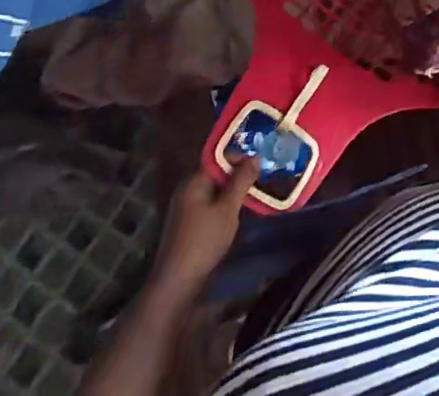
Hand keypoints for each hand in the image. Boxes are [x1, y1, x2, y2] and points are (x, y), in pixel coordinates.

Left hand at [151, 160, 258, 289]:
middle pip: (216, 174)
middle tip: (261, 180)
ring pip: (214, 191)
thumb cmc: (204, 241)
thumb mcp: (228, 208)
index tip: (261, 166)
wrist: (176, 282)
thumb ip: (241, 181)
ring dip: (233, 192)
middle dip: (239, 176)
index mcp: (193, 182)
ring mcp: (185, 208)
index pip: (219, 159)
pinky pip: (210, 204)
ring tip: (255, 195)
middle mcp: (187, 190)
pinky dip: (224, 205)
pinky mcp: (188, 223)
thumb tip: (255, 156)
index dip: (240, 159)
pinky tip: (237, 213)